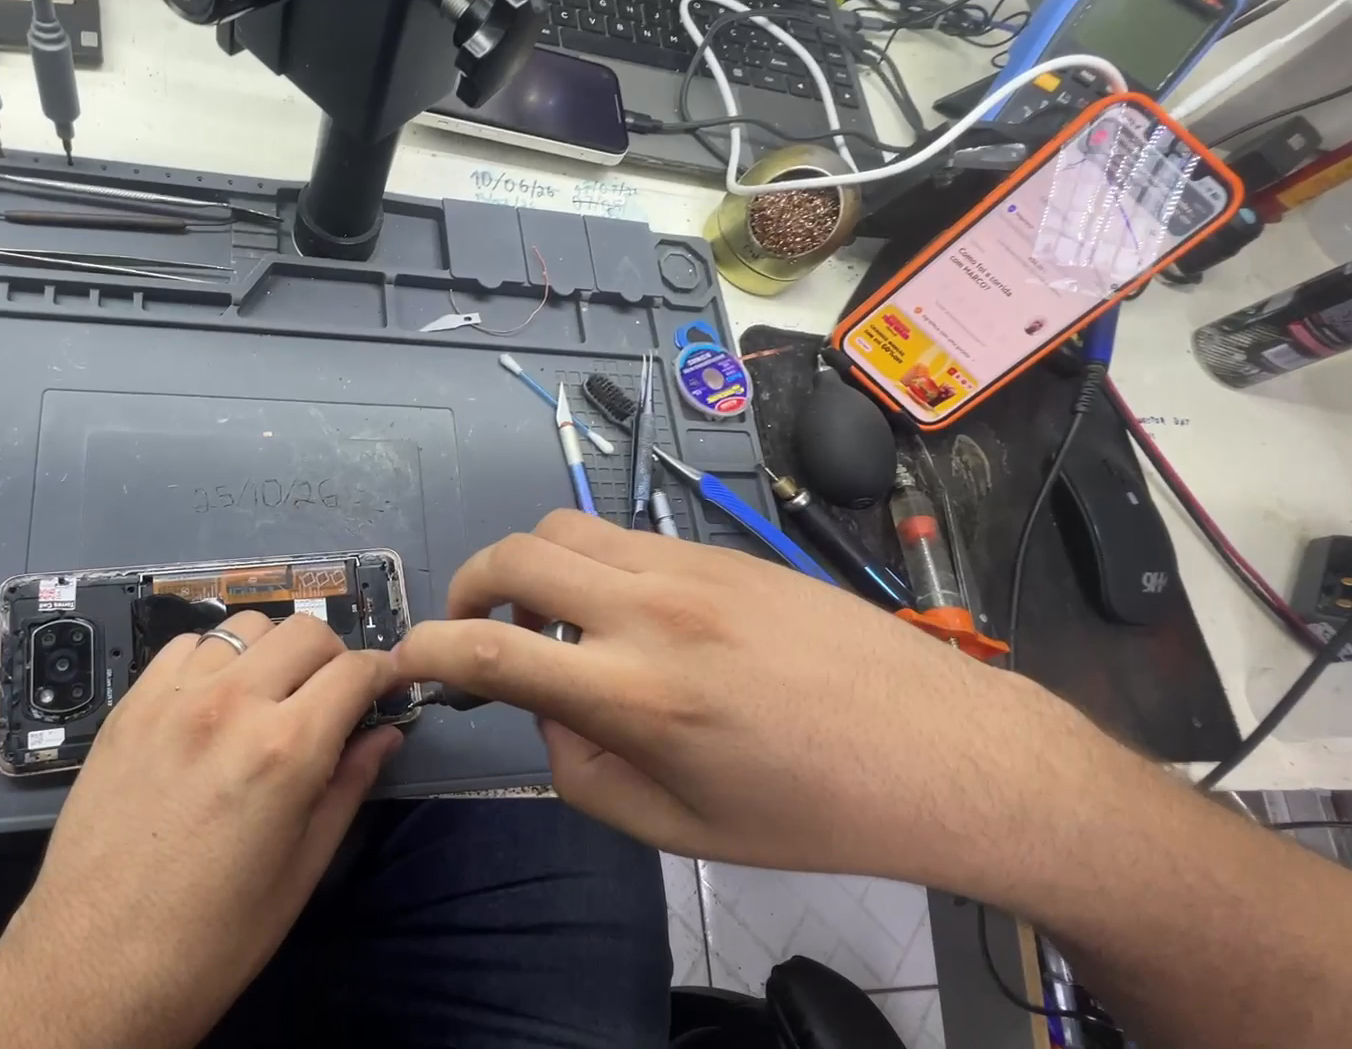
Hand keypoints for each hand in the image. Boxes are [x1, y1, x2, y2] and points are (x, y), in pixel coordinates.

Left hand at [0, 612, 403, 1048]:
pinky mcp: (129, 705)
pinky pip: (186, 646)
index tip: (390, 683)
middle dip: (335, 656)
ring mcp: (173, 697)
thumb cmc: (214, 937)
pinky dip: (216, 657)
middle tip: (333, 696)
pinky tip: (213, 697)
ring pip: (246, 627)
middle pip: (306, 630)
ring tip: (272, 692)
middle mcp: (232, 703)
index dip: (384, 671)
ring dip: (275, 650)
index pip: (355, 670)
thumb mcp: (303, 869)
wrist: (93, 968)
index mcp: (286, 749)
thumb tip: (387, 734)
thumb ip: (350, 786)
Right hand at [392, 510, 1127, 892]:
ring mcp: (690, 569)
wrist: (950, 753)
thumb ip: (580, 767)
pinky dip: (588, 564)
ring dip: (527, 567)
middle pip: (514, 556)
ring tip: (548, 617)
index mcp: (636, 697)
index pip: (490, 654)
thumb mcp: (674, 827)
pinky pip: (623, 537)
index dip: (427, 652)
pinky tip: (622, 611)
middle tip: (474, 627)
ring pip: (564, 529)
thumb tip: (547, 707)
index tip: (405, 660)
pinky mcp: (722, 552)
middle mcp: (651, 613)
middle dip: (466, 586)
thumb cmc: (810, 812)